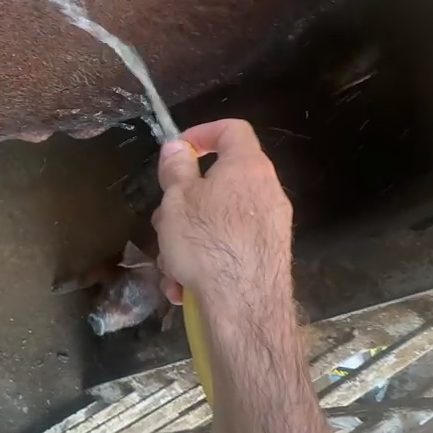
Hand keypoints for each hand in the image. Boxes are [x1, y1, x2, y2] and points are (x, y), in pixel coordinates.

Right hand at [149, 118, 292, 314]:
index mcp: (247, 167)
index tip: (175, 152)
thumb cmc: (205, 242)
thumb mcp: (177, 201)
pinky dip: (203, 262)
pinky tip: (185, 286)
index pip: (231, 129)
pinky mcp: (265, 256)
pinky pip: (226, 248)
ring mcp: (269, 226)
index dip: (201, 133)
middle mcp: (266, 191)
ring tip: (171, 269)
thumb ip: (176, 170)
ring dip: (186, 241)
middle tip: (163, 225)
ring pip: (216, 222)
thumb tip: (177, 146)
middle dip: (182, 205)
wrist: (243, 303)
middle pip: (217, 184)